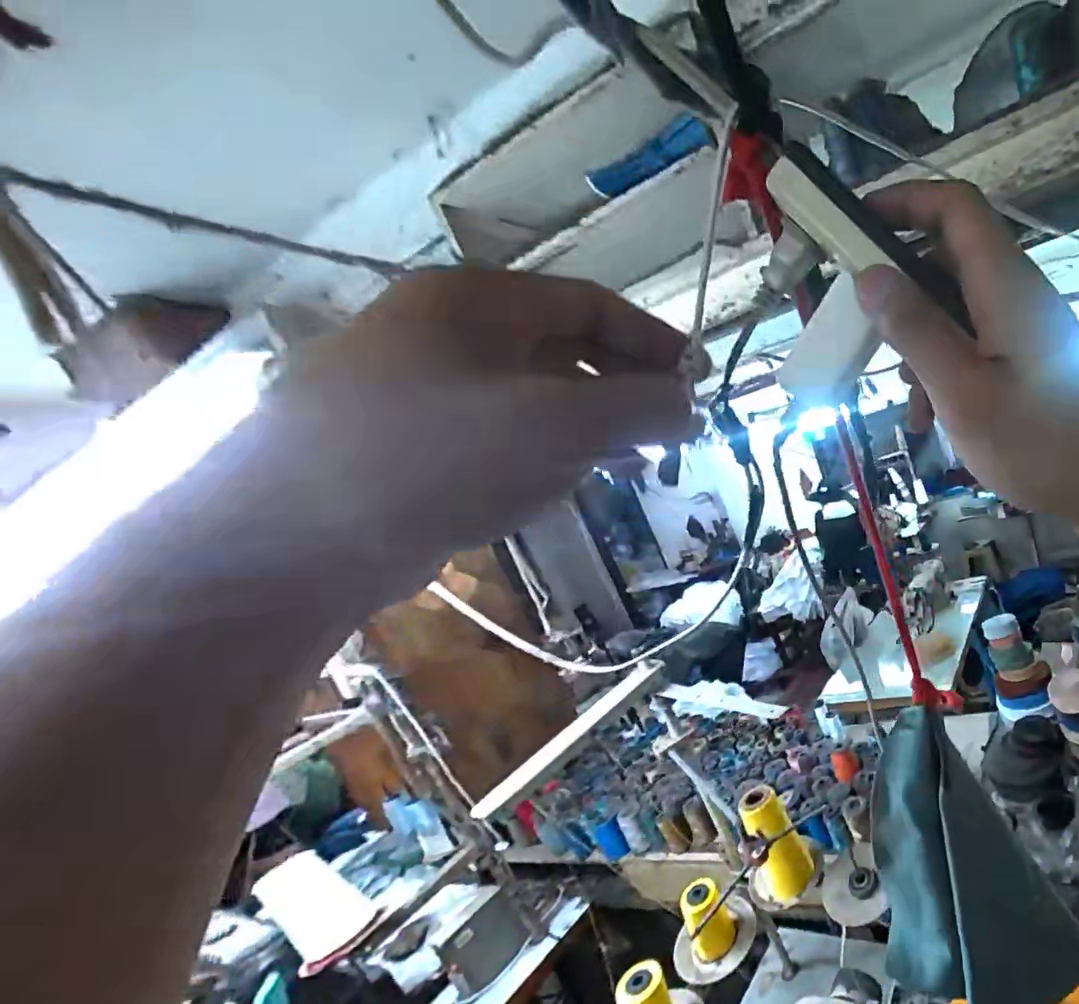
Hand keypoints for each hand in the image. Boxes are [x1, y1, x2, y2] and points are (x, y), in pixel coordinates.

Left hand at [258, 268, 704, 582]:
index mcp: (478, 301)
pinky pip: (507, 429)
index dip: (655, 341)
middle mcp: (448, 331)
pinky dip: (555, 446)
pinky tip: (579, 477)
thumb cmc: (442, 456)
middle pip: (568, 347)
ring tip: (639, 458)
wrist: (293, 540)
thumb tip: (691, 407)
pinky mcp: (416, 439)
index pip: (593, 304)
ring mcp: (425, 385)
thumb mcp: (564, 424)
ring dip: (597, 421)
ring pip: (539, 392)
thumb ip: (644, 407)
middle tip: (672, 428)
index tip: (698, 381)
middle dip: (629, 387)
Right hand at [855, 181, 1078, 533]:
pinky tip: (935, 419)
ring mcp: (1030, 330)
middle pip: (951, 262)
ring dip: (923, 347)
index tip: (856, 226)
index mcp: (1008, 287)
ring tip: (911, 404)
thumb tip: (871, 276)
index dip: (905, 201)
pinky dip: (949, 371)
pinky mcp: (1034, 361)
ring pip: (960, 312)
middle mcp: (1022, 296)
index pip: (957, 207)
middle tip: (869, 336)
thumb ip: (917, 330)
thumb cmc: (1039, 446)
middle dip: (904, 297)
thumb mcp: (964, 392)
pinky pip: (980, 346)